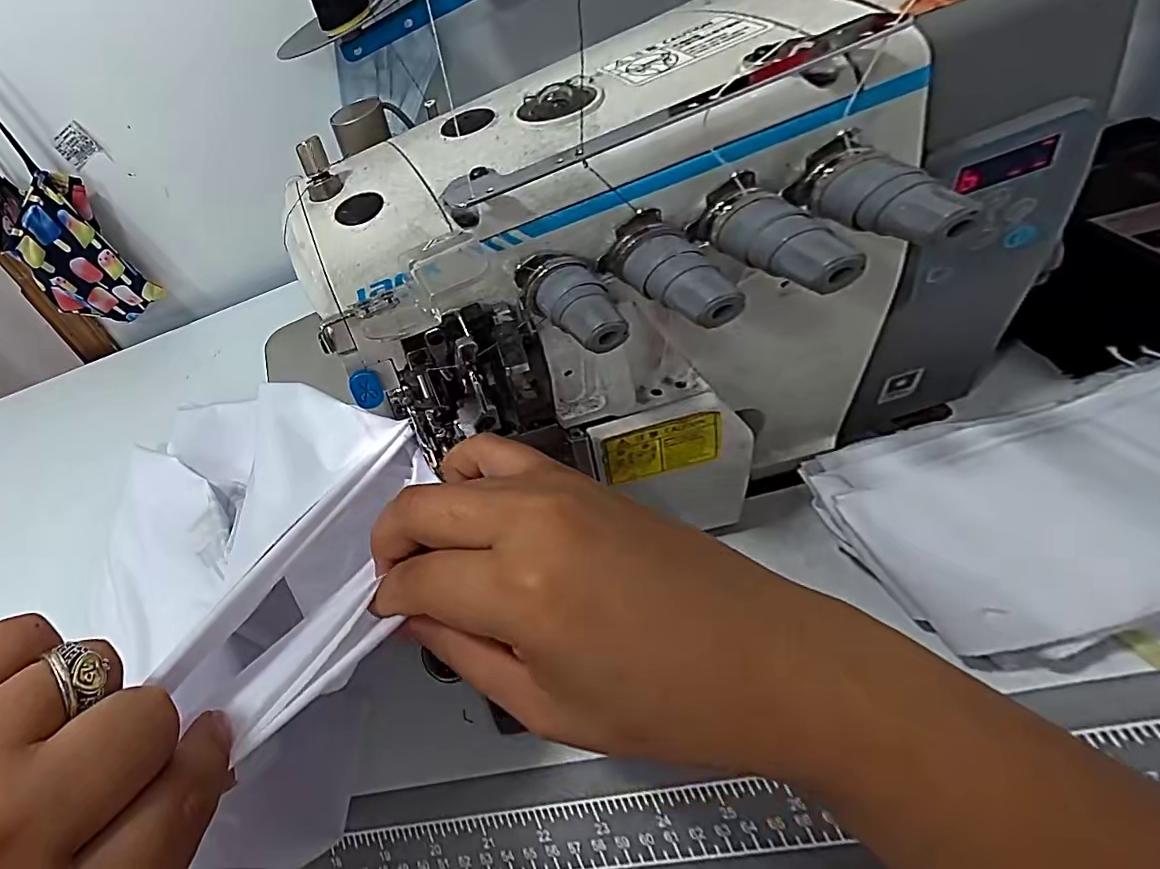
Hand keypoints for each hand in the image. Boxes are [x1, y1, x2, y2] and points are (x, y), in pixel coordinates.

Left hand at [0, 615, 232, 868]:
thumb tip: (192, 766)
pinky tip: (6, 707)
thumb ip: (129, 854)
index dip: (200, 771)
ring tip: (41, 744)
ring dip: (83, 703)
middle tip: (101, 770)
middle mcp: (7, 826)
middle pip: (143, 720)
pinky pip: (23, 631)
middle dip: (141, 740)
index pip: (172, 809)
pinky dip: (34, 661)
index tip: (206, 748)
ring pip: (90, 663)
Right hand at [369, 434, 875, 779]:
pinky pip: (491, 452)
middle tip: (396, 580)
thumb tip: (411, 617)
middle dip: (388, 547)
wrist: (773, 663)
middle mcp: (527, 524)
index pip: (417, 579)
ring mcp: (550, 489)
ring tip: (433, 549)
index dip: (389, 598)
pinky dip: (463, 472)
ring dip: (422, 513)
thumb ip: (460, 655)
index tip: (386, 611)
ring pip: (443, 478)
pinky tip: (475, 507)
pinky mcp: (571, 477)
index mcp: (521, 593)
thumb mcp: (547, 708)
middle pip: (414, 511)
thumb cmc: (670, 704)